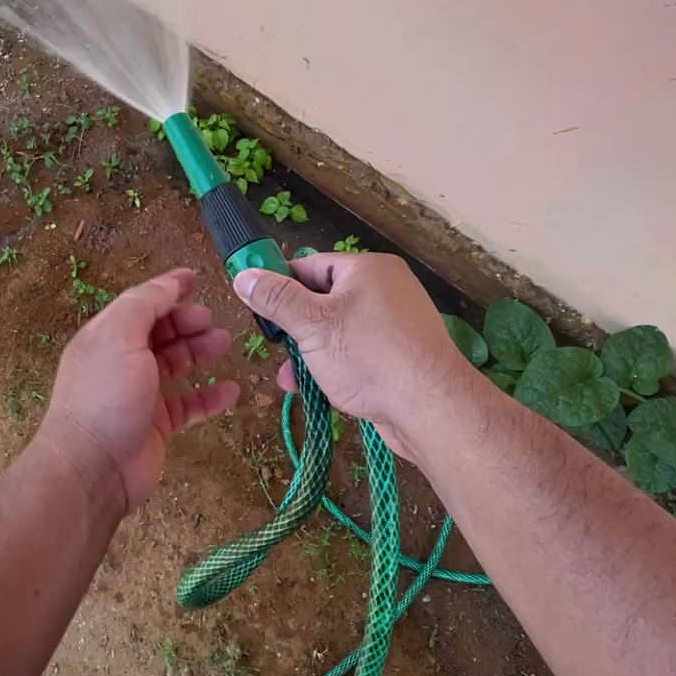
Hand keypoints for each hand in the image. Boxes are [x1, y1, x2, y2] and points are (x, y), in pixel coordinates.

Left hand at [36, 268, 240, 513]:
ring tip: (225, 344)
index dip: (167, 289)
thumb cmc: (105, 396)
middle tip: (212, 319)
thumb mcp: (120, 335)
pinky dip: (210, 396)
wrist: (93, 469)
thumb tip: (170, 284)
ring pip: (176, 365)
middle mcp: (122, 361)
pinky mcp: (158, 426)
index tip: (196, 278)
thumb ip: (145, 304)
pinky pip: (189, 405)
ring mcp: (140, 395)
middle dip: (187, 322)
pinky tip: (232, 391)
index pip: (141, 303)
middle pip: (160, 332)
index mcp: (107, 336)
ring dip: (200, 352)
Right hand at [233, 253, 471, 458]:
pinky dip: (334, 365)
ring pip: (337, 330)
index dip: (280, 286)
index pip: (310, 266)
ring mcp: (395, 323)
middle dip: (294, 328)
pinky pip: (357, 351)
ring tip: (289, 380)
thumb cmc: (368, 357)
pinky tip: (317, 389)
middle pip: (322, 299)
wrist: (432, 409)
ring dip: (309, 353)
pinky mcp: (400, 355)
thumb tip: (244, 276)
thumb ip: (276, 299)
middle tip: (274, 350)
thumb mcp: (312, 325)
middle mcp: (385, 289)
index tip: (257, 310)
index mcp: (367, 269)